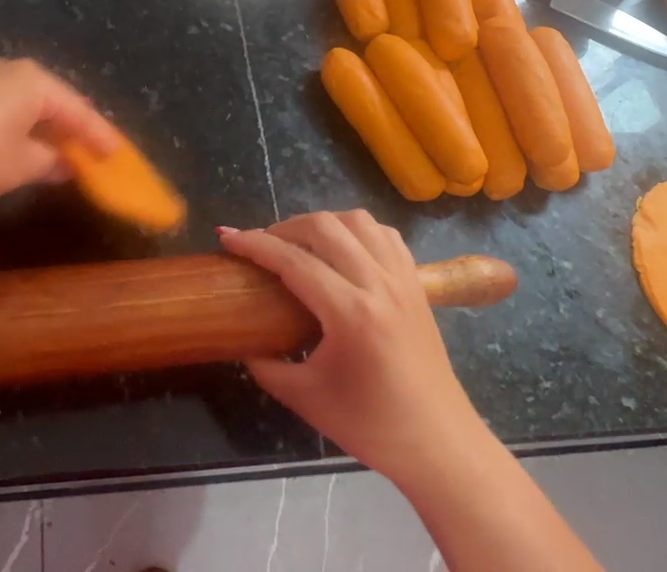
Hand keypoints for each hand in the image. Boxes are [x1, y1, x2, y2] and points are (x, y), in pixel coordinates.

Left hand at [0, 59, 118, 216]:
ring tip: (62, 155)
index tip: (121, 158)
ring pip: (28, 104)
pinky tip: (22, 147)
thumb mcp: (18, 166)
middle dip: (74, 130)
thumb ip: (51, 162)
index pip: (81, 111)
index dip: (102, 138)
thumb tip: (67, 162)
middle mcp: (10, 70)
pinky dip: (21, 126)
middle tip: (94, 155)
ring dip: (46, 130)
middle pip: (55, 102)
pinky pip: (5, 107)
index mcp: (33, 82)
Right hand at [219, 210, 473, 487]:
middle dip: (284, 227)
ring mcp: (403, 281)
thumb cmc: (371, 426)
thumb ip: (266, 365)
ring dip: (322, 223)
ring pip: (358, 222)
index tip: (227, 239)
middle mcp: (379, 285)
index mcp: (351, 314)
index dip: (255, 245)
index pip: (293, 261)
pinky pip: (385, 236)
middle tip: (261, 245)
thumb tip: (243, 341)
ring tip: (300, 243)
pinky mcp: (417, 285)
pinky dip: (357, 231)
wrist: (439, 444)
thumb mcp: (305, 398)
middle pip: (325, 227)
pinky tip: (342, 249)